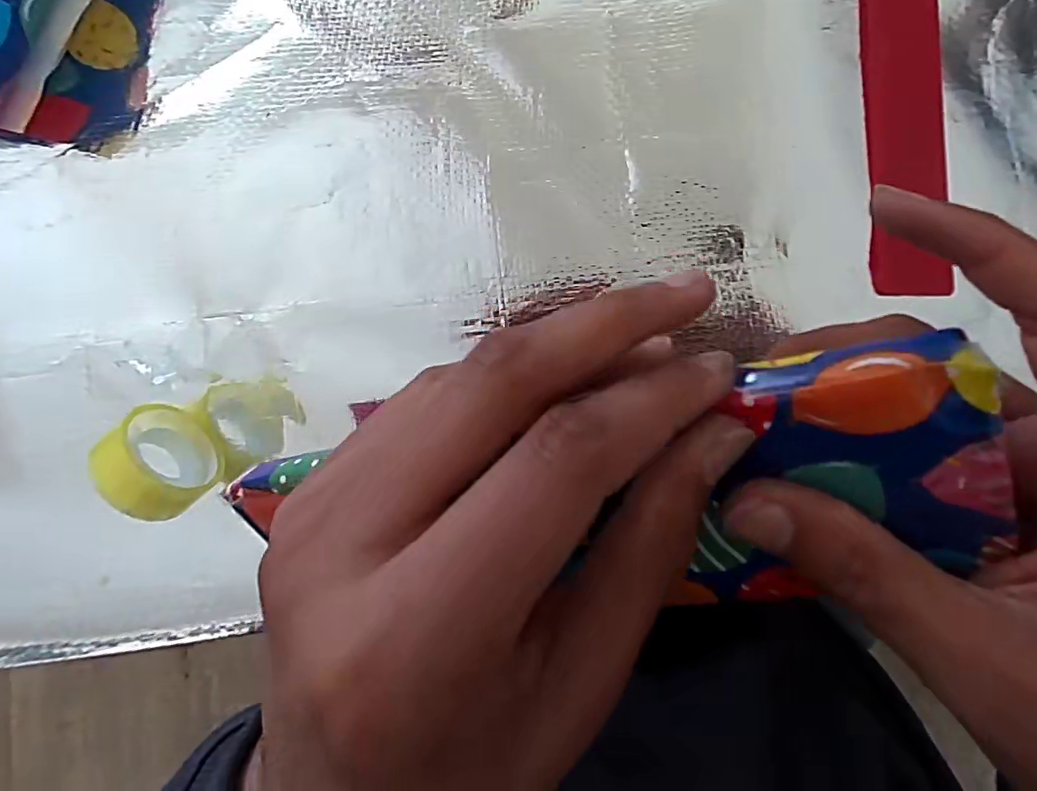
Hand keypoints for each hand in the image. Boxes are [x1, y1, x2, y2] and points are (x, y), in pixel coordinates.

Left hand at [253, 271, 753, 789]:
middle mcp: (343, 542)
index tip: (719, 368)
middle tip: (687, 292)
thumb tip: (717, 426)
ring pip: (465, 370)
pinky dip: (516, 362)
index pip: (558, 460)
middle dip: (608, 321)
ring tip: (644, 326)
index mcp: (414, 629)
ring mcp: (318, 498)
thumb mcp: (587, 673)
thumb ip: (653, 537)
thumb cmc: (478, 760)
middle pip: (498, 382)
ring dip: (564, 334)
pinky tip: (572, 357)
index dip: (652, 400)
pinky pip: (437, 389)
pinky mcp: (320, 477)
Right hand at [724, 187, 1036, 790]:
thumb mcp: (988, 662)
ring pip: (936, 410)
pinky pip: (924, 459)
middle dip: (869, 358)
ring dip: (858, 411)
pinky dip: (867, 458)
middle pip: (968, 362)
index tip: (890, 206)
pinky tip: (812, 472)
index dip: (986, 244)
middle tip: (779, 375)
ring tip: (777, 421)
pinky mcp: (1005, 508)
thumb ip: (869, 575)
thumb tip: (752, 497)